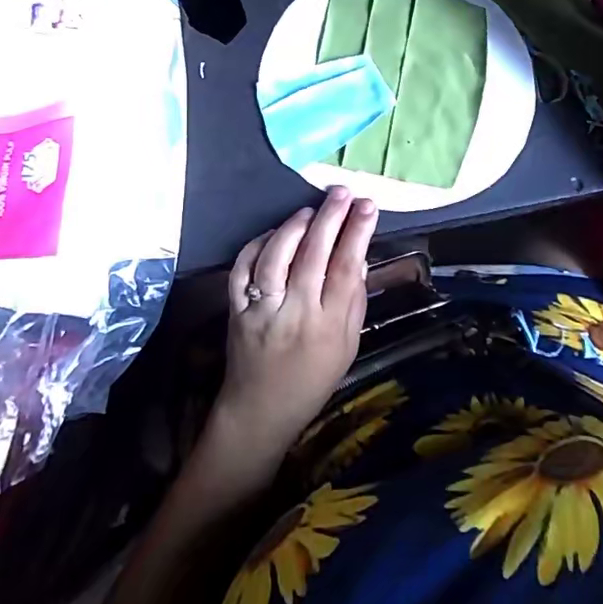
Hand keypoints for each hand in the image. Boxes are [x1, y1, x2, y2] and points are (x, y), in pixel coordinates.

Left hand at [213, 188, 378, 457]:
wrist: (261, 410)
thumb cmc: (314, 379)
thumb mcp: (348, 345)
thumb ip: (354, 300)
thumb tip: (359, 255)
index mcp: (328, 325)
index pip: (345, 269)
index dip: (357, 233)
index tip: (367, 206)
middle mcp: (295, 314)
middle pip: (313, 255)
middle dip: (330, 218)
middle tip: (342, 192)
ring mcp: (261, 310)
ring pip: (276, 257)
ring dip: (294, 227)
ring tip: (311, 209)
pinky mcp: (235, 310)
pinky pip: (242, 269)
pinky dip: (257, 245)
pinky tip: (274, 232)